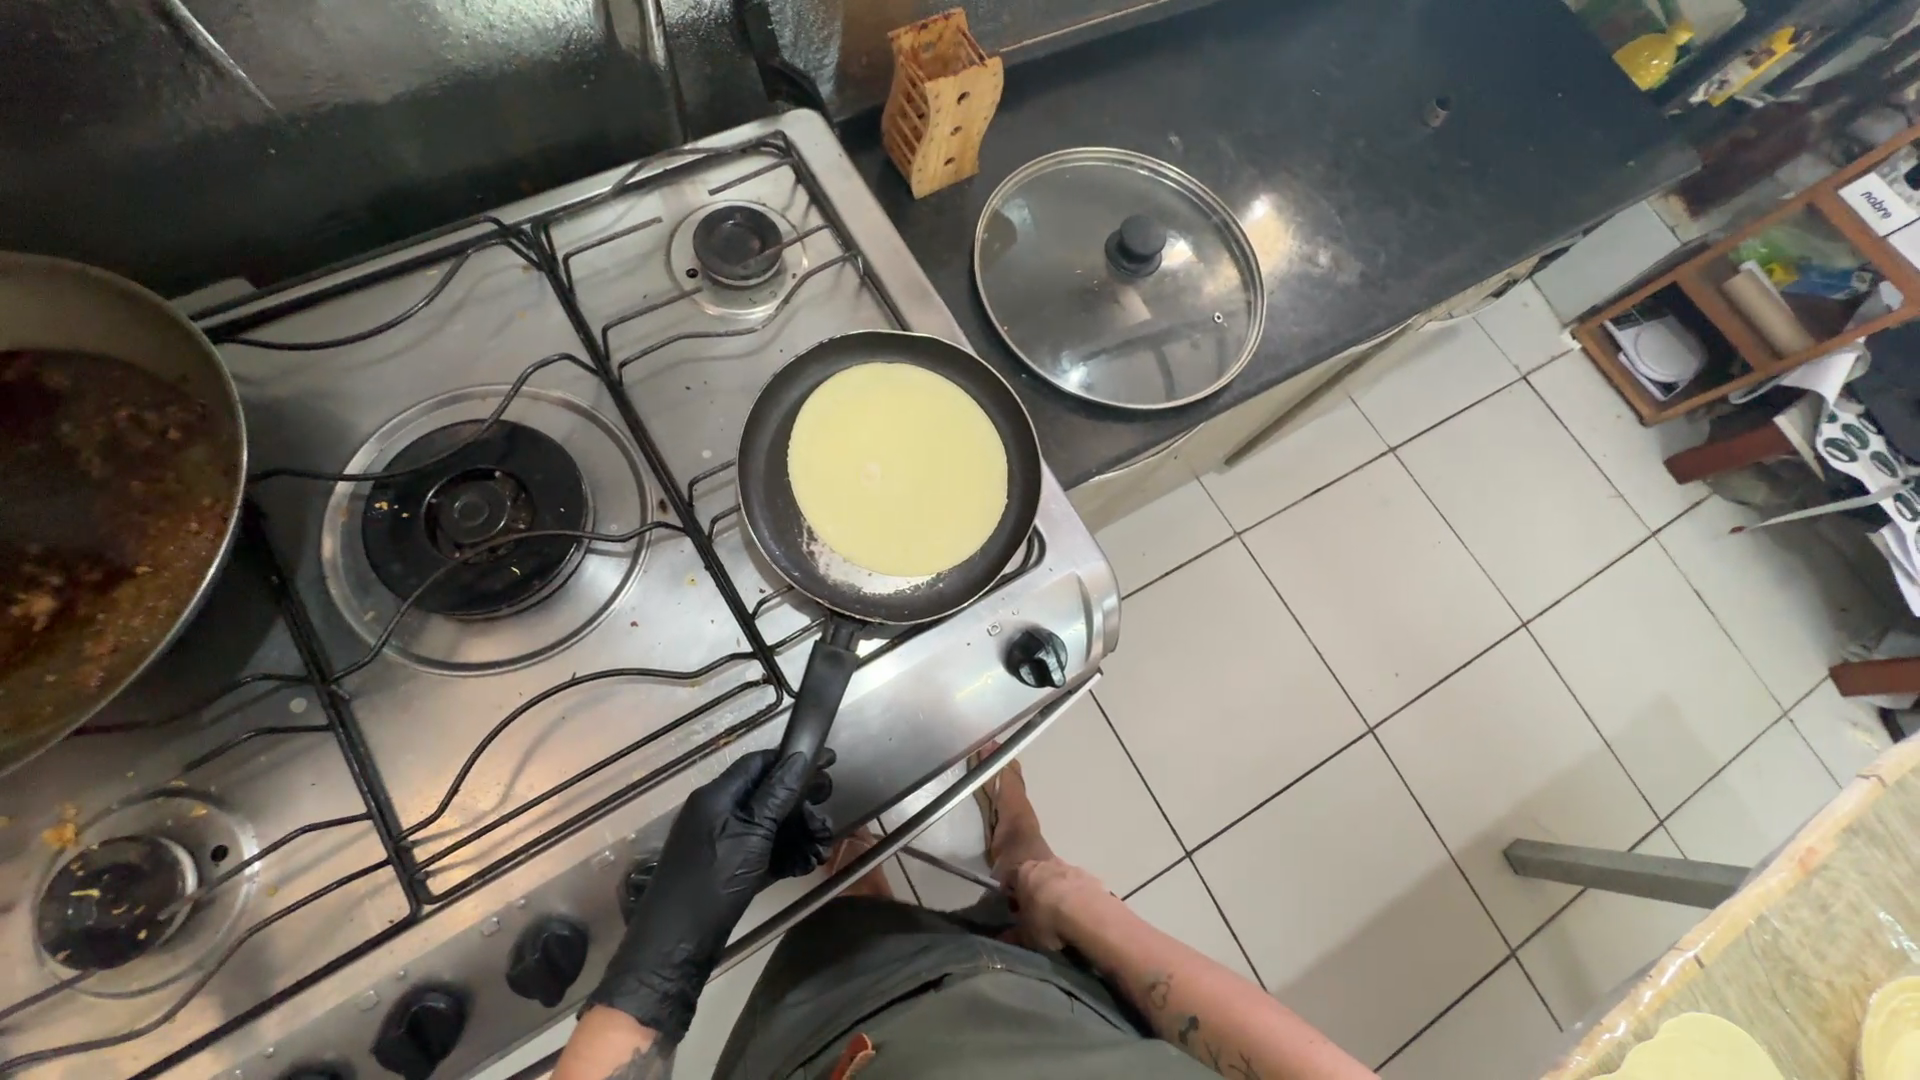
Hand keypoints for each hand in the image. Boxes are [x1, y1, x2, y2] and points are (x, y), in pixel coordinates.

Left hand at [586, 749, 830, 1039]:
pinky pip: (760, 848)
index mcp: (718, 795)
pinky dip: (784, 853)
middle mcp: (717, 812)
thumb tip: (800, 754)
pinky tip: (805, 865)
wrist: (675, 947)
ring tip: (821, 849)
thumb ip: (778, 792)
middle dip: (802, 805)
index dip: (793, 760)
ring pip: (768, 824)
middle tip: (827, 820)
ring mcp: (720, 841)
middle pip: (768, 794)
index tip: (829, 763)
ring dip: (798, 833)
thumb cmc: (714, 881)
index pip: (759, 762)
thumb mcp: (752, 833)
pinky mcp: (726, 867)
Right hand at [1005, 857, 1112, 950]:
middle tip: (1039, 914)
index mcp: (1023, 873)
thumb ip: (1014, 934)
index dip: (1012, 896)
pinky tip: (1080, 914)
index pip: (1011, 879)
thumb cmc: (1047, 920)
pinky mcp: (1088, 874)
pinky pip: (1077, 885)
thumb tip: (1003, 937)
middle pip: (1036, 876)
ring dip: (1058, 892)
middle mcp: (1044, 863)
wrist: (1086, 913)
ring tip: (1062, 916)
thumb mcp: (1027, 934)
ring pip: (1058, 878)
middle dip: (1036, 892)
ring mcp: (1068, 866)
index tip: (1016, 911)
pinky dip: (1076, 896)